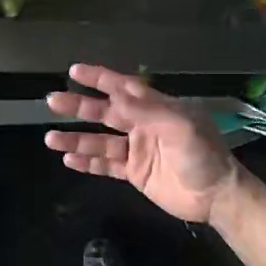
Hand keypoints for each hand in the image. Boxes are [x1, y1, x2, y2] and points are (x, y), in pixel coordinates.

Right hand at [44, 64, 243, 223]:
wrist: (215, 195)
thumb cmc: (203, 155)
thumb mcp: (181, 126)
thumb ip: (148, 110)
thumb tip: (116, 94)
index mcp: (160, 109)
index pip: (126, 89)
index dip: (101, 79)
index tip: (76, 70)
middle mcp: (146, 126)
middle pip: (107, 113)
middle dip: (80, 106)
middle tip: (52, 100)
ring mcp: (139, 150)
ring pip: (101, 141)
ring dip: (77, 138)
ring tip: (50, 137)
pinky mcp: (136, 174)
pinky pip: (106, 165)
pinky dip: (88, 162)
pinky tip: (68, 159)